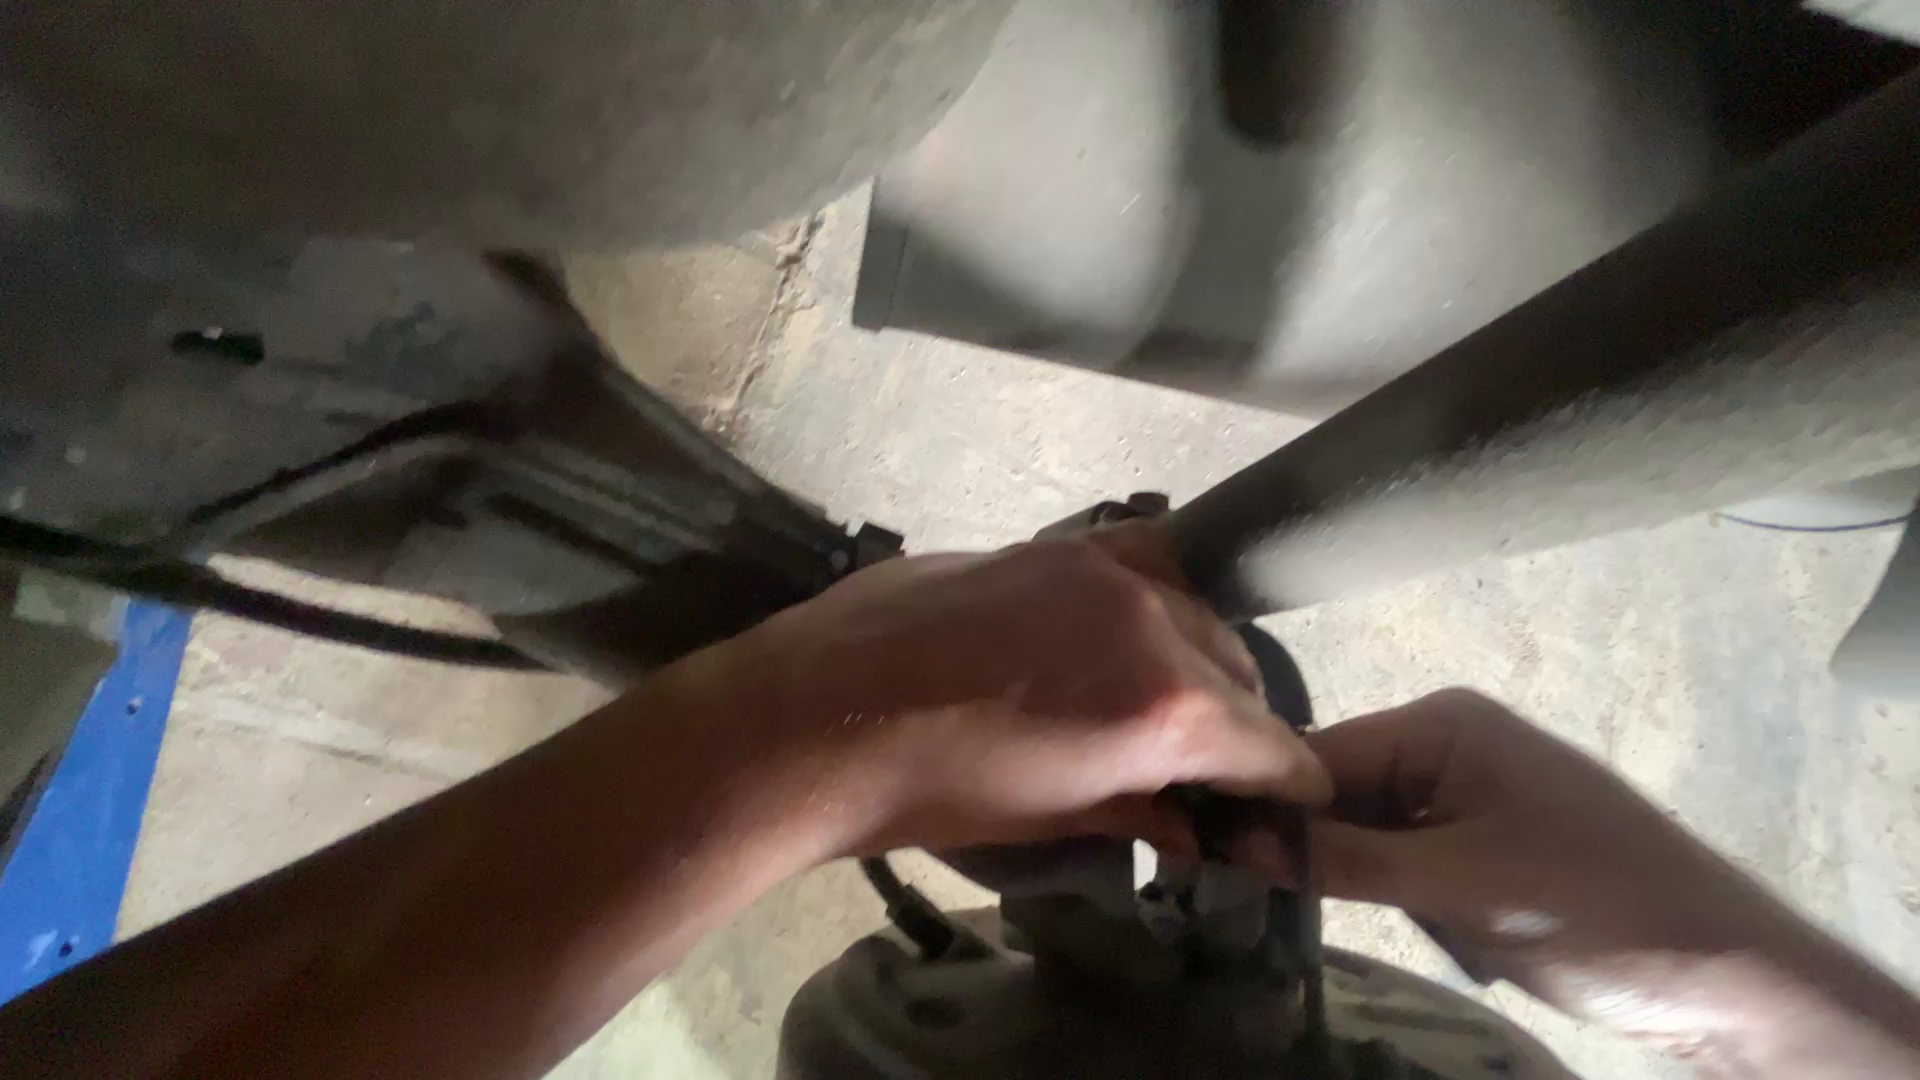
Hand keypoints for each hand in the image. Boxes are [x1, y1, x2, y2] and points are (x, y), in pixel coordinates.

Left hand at [699, 523, 1329, 858]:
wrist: (819, 712)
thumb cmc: (931, 791)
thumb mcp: (1051, 818)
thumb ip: (1142, 809)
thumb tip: (1195, 825)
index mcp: (1163, 706)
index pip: (1271, 745)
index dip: (1285, 784)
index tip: (1280, 802)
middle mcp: (1151, 620)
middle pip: (1239, 667)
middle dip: (1240, 721)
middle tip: (1208, 760)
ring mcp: (1097, 568)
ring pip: (1191, 608)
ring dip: (1197, 655)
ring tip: (1162, 694)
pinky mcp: (1047, 544)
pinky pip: (1131, 567)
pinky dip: (1146, 604)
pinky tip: (1115, 631)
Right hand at [1256, 689, 1919, 1074]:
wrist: (1742, 982)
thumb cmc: (1595, 908)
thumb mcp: (1456, 884)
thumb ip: (1341, 858)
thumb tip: (1234, 841)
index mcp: (1439, 724)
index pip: (1319, 752)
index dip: (1265, 798)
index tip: (1209, 841)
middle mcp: (1441, 741)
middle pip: (1336, 784)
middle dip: (1304, 836)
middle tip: (1243, 882)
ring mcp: (1457, 787)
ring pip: (1360, 818)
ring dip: (1339, 862)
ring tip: (1294, 898)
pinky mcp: (1471, 831)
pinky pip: (1394, 843)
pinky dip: (1375, 876)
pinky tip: (1362, 904)